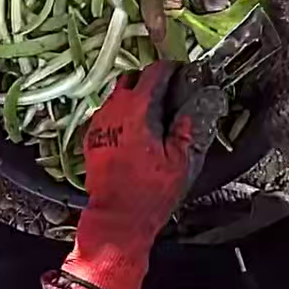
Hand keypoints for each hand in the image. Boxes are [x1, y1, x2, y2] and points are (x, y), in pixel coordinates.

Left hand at [64, 61, 224, 288]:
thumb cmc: (147, 194)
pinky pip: (107, 113)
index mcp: (138, 110)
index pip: (155, 72)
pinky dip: (121, 114)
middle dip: (150, 80)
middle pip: (132, 77)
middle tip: (167, 92)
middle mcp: (115, 110)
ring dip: (134, 97)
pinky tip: (134, 131)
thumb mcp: (181, 161)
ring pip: (117, 94)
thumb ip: (189, 127)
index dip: (171, 69)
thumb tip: (197, 106)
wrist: (117, 218)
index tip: (181, 73)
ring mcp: (100, 122)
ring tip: (152, 114)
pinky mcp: (91, 135)